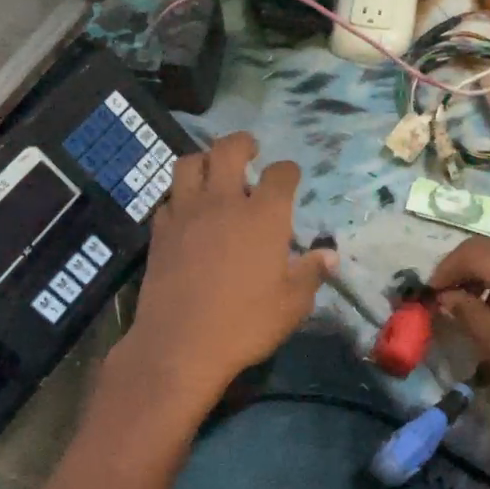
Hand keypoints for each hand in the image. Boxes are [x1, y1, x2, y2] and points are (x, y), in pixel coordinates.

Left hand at [119, 133, 333, 399]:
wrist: (181, 344)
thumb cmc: (246, 324)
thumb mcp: (293, 305)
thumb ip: (311, 273)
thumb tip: (329, 255)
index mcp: (264, 217)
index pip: (280, 175)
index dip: (288, 171)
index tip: (290, 176)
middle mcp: (224, 203)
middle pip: (229, 150)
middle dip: (243, 144)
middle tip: (250, 149)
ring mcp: (186, 214)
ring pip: (189, 163)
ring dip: (204, 159)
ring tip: (213, 170)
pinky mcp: (160, 232)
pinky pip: (169, 198)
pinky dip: (181, 196)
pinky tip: (187, 211)